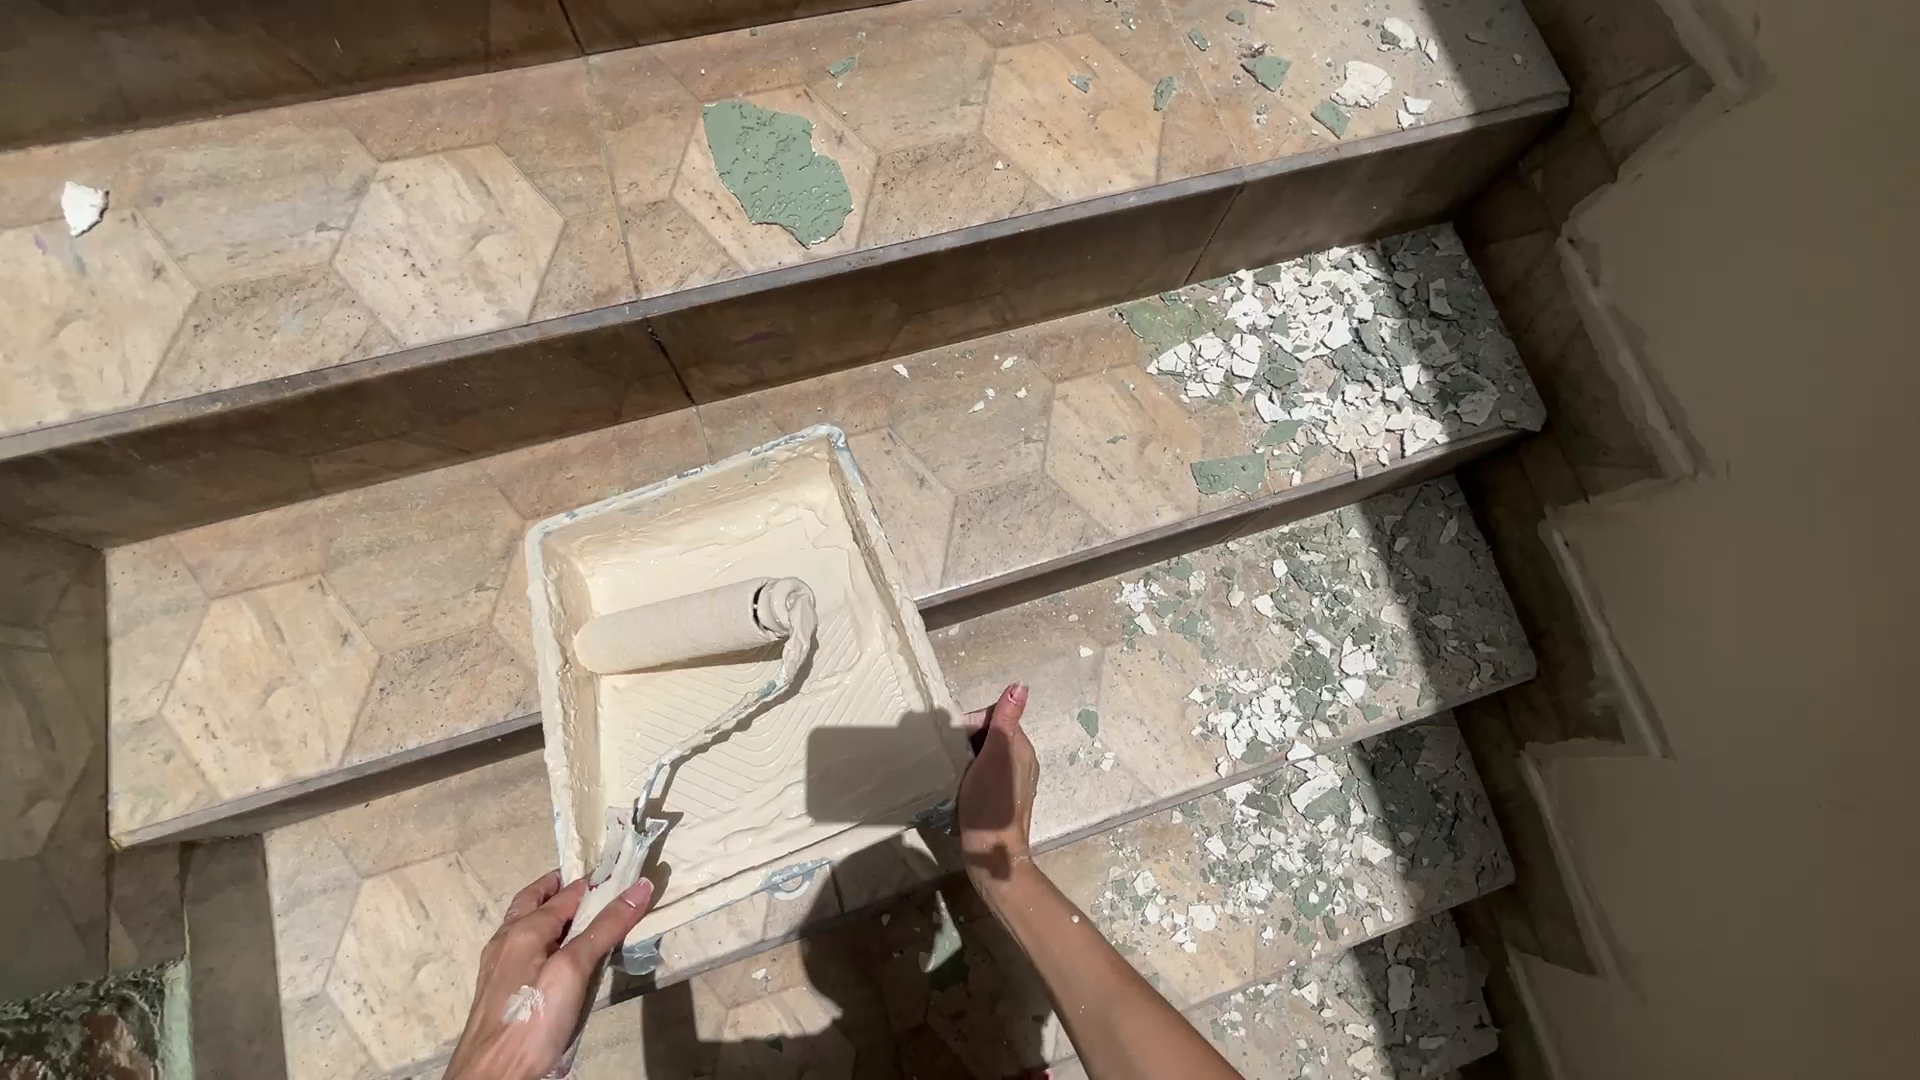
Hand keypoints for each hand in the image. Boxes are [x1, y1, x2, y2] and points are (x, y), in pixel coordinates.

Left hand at [444, 871, 654, 1079]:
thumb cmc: (531, 1022)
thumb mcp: (574, 969)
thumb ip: (606, 926)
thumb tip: (640, 884)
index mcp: (524, 928)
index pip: (571, 890)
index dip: (601, 880)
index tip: (631, 872)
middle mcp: (507, 939)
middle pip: (538, 899)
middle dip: (566, 886)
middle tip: (600, 885)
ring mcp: (499, 966)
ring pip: (528, 923)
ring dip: (554, 911)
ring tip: (586, 916)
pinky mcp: (501, 991)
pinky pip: (526, 948)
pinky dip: (547, 936)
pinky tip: (560, 955)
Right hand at [958, 683, 1037, 892]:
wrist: (991, 854)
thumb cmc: (990, 803)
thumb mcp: (994, 756)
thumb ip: (1004, 721)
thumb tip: (1021, 684)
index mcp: (1022, 746)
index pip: (996, 715)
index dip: (972, 722)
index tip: (954, 738)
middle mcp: (1023, 759)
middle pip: (992, 733)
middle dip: (969, 738)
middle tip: (950, 755)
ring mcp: (1015, 780)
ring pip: (987, 753)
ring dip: (968, 756)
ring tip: (953, 769)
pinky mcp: (1004, 797)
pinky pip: (987, 771)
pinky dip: (972, 772)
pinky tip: (961, 784)